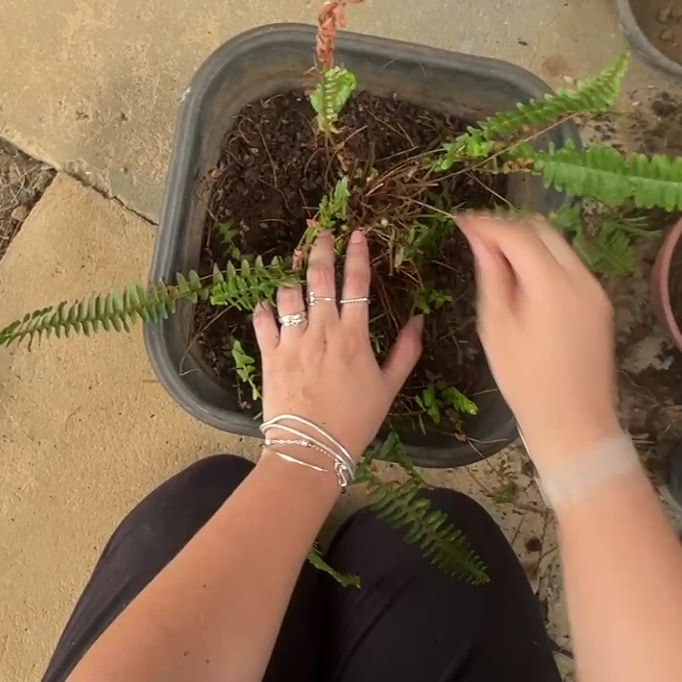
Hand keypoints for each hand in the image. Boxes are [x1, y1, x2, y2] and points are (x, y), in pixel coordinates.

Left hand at [252, 229, 423, 457]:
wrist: (312, 449)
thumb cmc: (355, 421)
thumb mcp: (389, 388)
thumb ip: (405, 352)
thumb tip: (419, 320)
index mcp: (353, 336)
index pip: (357, 284)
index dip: (357, 255)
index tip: (357, 235)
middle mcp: (321, 330)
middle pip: (319, 278)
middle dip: (320, 250)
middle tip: (320, 233)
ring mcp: (292, 340)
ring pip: (288, 293)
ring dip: (290, 275)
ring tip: (293, 265)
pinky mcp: (269, 354)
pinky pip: (262, 320)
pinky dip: (263, 307)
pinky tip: (265, 301)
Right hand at [455, 214, 620, 469]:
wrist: (574, 423)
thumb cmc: (525, 381)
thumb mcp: (497, 327)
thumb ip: (492, 277)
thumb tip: (481, 241)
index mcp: (553, 285)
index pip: (517, 234)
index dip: (486, 224)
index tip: (460, 221)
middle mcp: (581, 279)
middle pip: (543, 230)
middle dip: (508, 226)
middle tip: (476, 235)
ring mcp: (595, 290)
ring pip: (558, 246)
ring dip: (526, 242)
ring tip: (493, 255)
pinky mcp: (599, 303)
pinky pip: (568, 267)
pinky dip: (543, 261)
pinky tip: (520, 277)